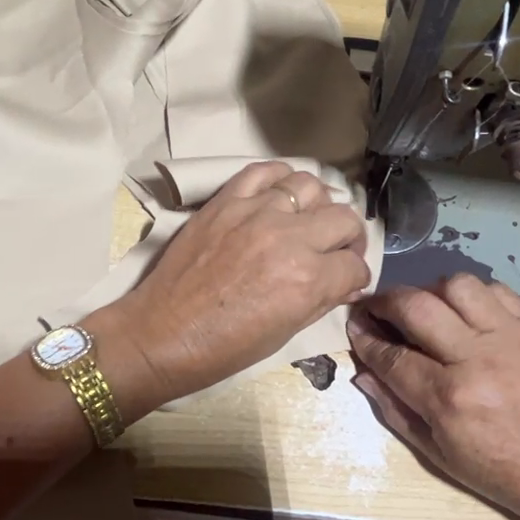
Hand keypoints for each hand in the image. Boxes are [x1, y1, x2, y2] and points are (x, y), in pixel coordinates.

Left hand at [96, 161, 369, 405]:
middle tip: (336, 251)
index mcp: (307, 280)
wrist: (162, 335)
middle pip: (344, 219)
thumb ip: (321, 300)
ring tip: (308, 221)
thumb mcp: (286, 334)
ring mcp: (256, 213)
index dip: (356, 276)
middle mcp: (289, 238)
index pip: (355, 265)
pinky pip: (265, 171)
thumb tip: (347, 283)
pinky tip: (281, 196)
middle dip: (349, 239)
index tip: (348, 281)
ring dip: (318, 205)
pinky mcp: (226, 200)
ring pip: (310, 185)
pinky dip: (280, 179)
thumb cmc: (225, 349)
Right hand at [346, 274, 519, 519]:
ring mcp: (512, 337)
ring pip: (457, 286)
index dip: (365, 339)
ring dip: (430, 291)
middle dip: (385, 302)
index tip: (352, 327)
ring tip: (423, 307)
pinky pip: (496, 291)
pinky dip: (471, 296)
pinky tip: (464, 312)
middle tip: (373, 306)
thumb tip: (363, 373)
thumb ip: (396, 409)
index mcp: (449, 399)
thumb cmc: (502, 473)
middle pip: (417, 306)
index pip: (392, 355)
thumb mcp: (438, 454)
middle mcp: (478, 358)